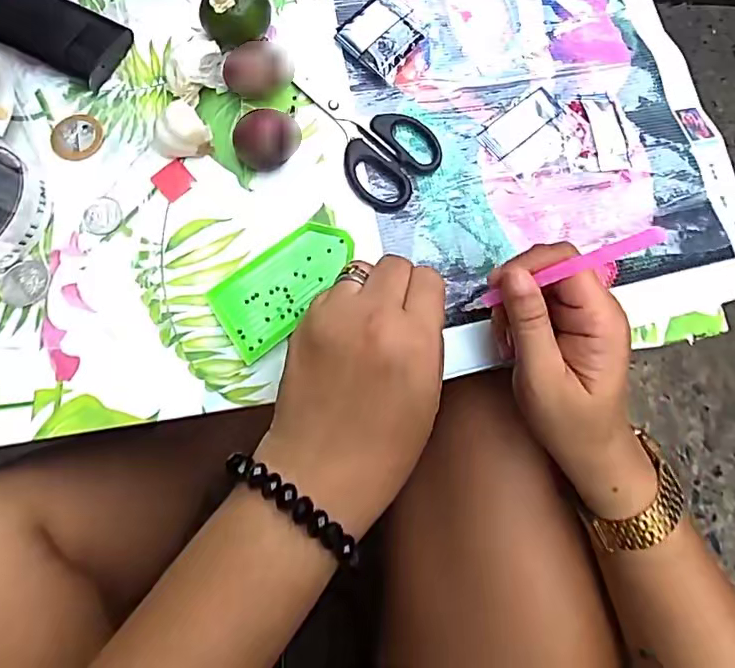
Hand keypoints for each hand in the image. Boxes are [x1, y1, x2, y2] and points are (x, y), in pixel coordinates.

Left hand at [255, 256, 444, 534]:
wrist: (320, 469)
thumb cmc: (385, 447)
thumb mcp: (428, 393)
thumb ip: (427, 340)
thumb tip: (421, 308)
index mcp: (414, 338)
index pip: (428, 279)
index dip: (426, 293)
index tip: (421, 308)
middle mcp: (374, 315)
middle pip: (395, 264)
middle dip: (399, 283)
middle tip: (394, 311)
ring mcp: (334, 313)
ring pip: (360, 270)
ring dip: (367, 289)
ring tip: (363, 322)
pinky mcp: (306, 318)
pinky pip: (332, 291)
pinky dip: (340, 303)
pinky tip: (339, 335)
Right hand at [490, 243, 656, 519]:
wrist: (590, 455)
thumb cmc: (570, 425)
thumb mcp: (541, 376)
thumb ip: (528, 321)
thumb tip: (511, 273)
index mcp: (602, 318)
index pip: (567, 261)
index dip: (529, 264)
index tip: (498, 287)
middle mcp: (597, 307)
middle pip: (552, 264)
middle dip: (518, 283)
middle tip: (499, 317)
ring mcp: (584, 312)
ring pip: (539, 279)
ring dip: (514, 301)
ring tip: (508, 339)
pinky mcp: (569, 320)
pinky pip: (537, 297)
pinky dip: (517, 312)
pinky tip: (514, 341)